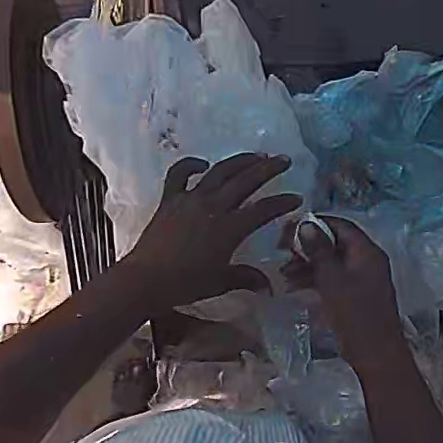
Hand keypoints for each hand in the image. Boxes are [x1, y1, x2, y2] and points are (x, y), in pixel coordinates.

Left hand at [117, 154, 303, 310]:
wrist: (145, 280)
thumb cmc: (184, 284)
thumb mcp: (219, 282)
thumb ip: (245, 279)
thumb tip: (269, 287)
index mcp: (228, 229)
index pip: (262, 210)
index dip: (281, 203)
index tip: (296, 198)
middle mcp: (212, 207)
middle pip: (245, 181)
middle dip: (268, 169)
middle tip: (283, 160)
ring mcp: (190, 199)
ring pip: (219, 172)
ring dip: (240, 161)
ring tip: (256, 155)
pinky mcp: (169, 199)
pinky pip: (179, 174)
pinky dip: (191, 165)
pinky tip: (202, 163)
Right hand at [284, 215, 406, 364]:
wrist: (376, 356)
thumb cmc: (356, 316)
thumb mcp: (332, 280)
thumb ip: (319, 251)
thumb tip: (305, 224)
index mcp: (367, 252)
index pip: (340, 225)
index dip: (314, 223)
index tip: (289, 230)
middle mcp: (367, 260)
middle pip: (335, 242)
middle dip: (308, 246)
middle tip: (282, 252)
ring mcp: (363, 278)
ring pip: (332, 261)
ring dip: (308, 264)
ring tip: (283, 272)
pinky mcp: (356, 295)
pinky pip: (334, 278)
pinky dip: (315, 279)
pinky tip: (294, 286)